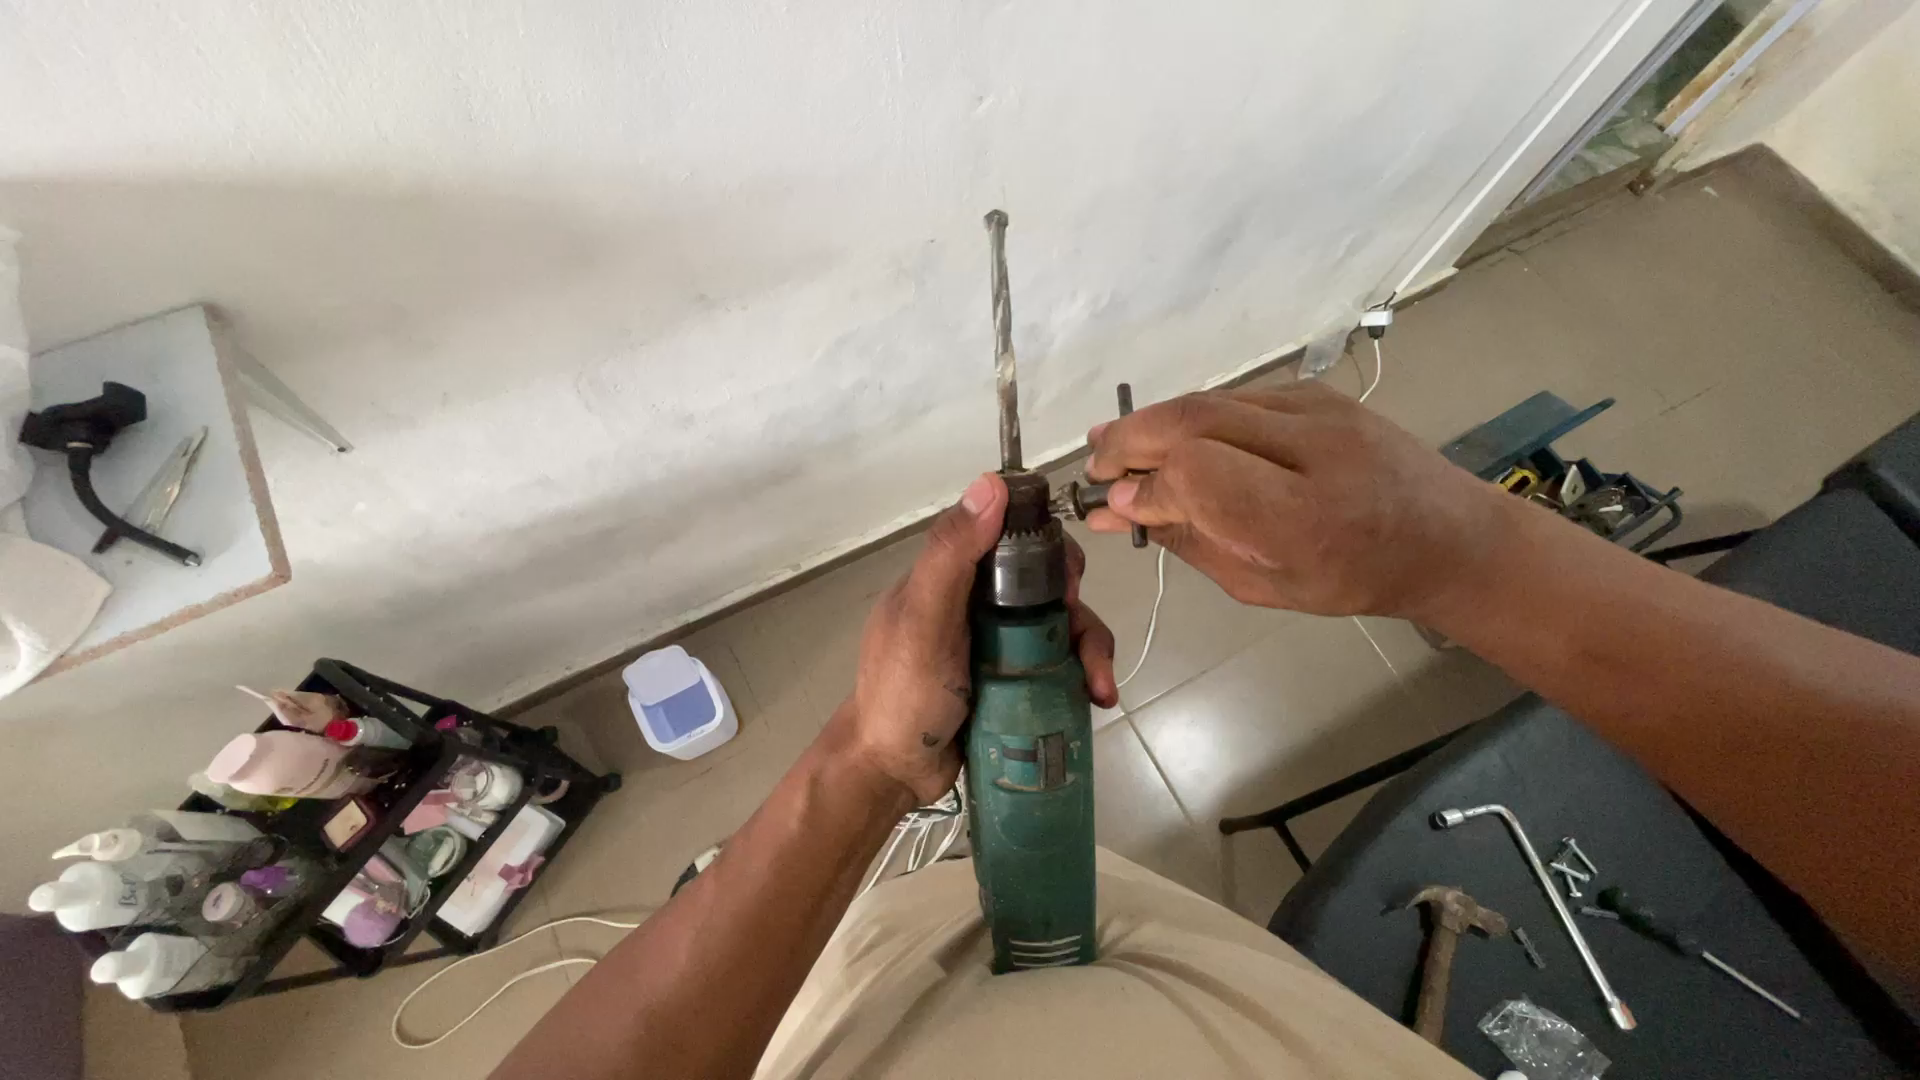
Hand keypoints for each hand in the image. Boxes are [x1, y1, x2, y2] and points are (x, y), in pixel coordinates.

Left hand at [844, 472, 1117, 804]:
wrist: (895, 771)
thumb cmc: (902, 691)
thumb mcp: (923, 620)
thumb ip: (951, 555)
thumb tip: (992, 482)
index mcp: (953, 575)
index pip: (1010, 536)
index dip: (1048, 547)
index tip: (1067, 579)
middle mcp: (980, 601)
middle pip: (1048, 581)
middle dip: (1078, 605)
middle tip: (1082, 639)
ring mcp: (1001, 641)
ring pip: (1062, 623)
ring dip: (1091, 648)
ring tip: (1099, 687)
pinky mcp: (1017, 677)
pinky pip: (1061, 661)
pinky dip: (1085, 674)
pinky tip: (1097, 698)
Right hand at [1084, 383, 1509, 619]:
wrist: (1443, 535)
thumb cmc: (1348, 579)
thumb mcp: (1260, 583)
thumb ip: (1185, 540)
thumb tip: (1114, 511)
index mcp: (1303, 518)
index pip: (1197, 475)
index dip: (1144, 486)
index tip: (1113, 504)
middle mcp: (1313, 450)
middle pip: (1194, 420)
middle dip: (1130, 438)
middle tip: (1094, 463)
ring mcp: (1318, 410)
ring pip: (1207, 401)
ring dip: (1150, 422)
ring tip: (1113, 447)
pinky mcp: (1316, 392)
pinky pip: (1232, 399)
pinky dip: (1187, 418)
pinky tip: (1166, 439)